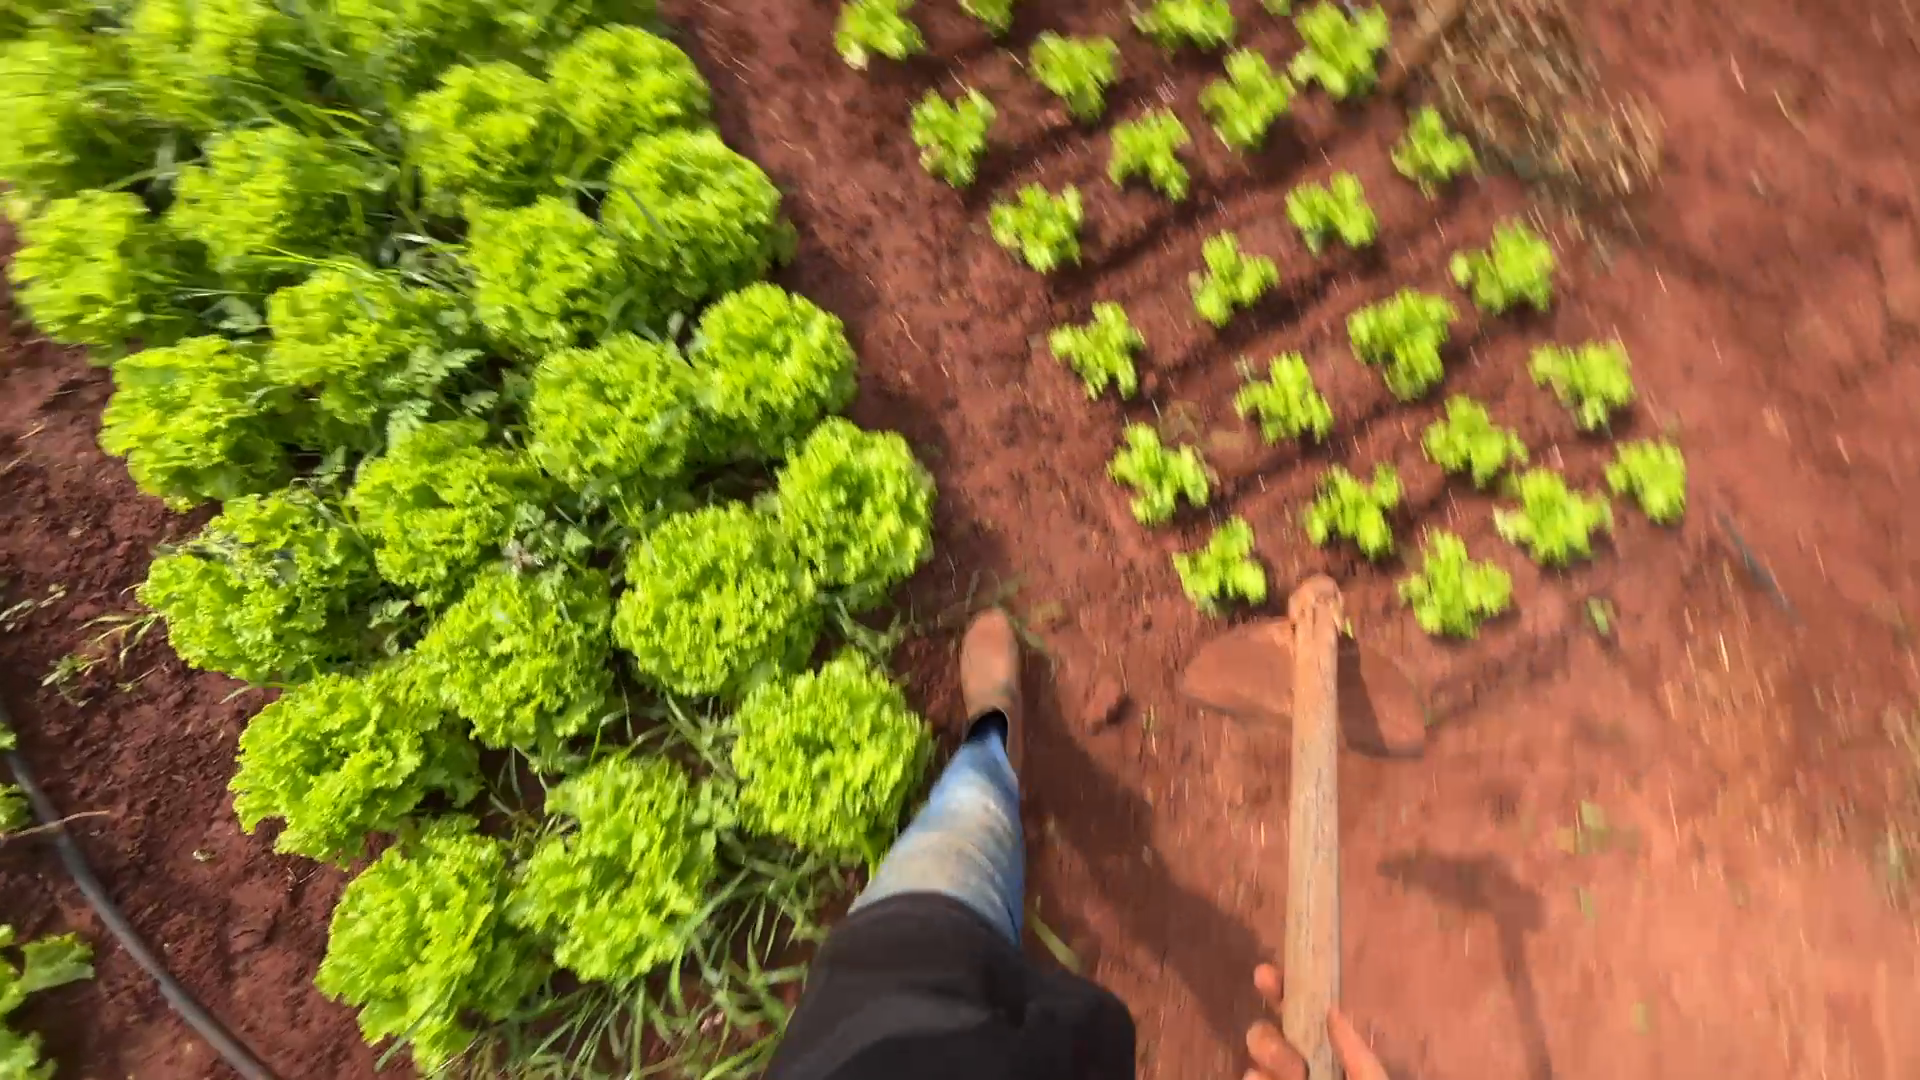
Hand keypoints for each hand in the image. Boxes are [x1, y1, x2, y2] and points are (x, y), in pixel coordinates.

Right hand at [1243, 963, 1388, 1079]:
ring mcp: (1278, 1076)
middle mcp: (1299, 1060)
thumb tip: (1332, 1009)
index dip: (1280, 987)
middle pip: (1266, 1030)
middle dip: (1268, 1037)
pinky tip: (1260, 1079)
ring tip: (1287, 1079)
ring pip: (1256, 1054)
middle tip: (1294, 1064)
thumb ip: (1359, 1056)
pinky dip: (1252, 1077)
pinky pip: (1248, 1076)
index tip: (1265, 975)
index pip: (1299, 1009)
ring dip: (1266, 1057)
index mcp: (1327, 1051)